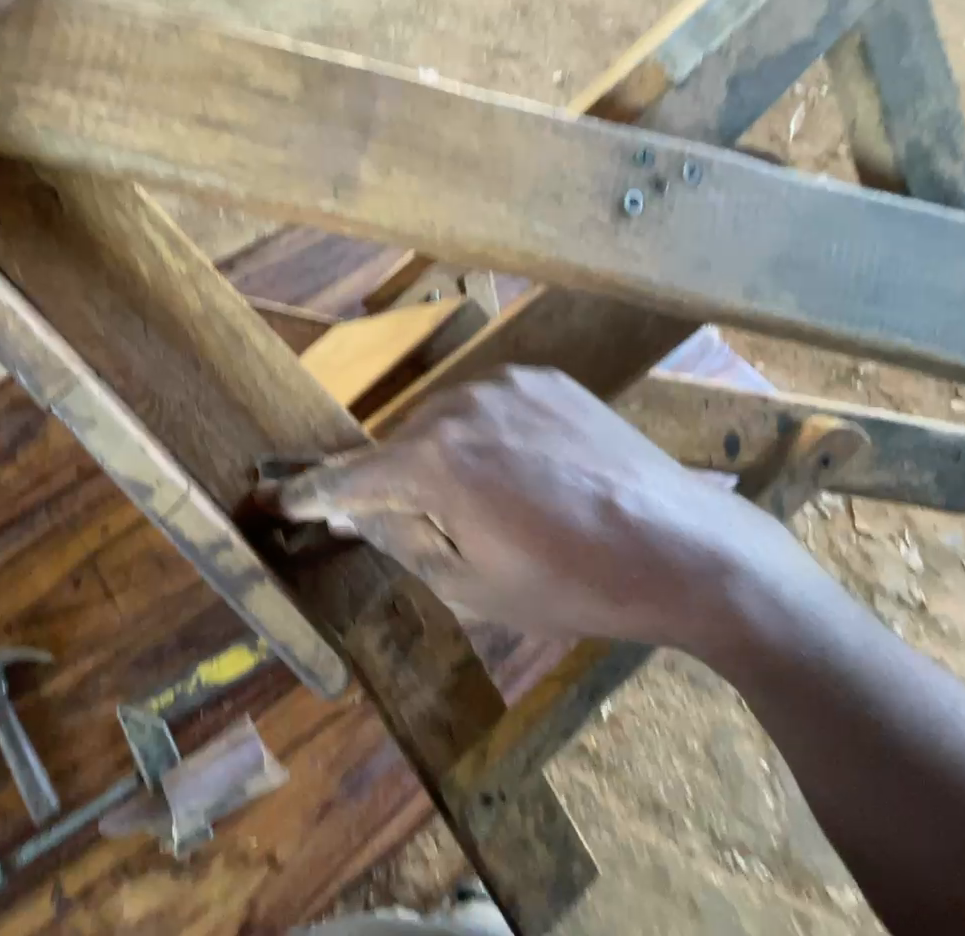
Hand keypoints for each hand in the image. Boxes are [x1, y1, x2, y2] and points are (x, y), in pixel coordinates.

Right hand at [270, 367, 815, 651]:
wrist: (687, 550)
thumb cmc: (572, 584)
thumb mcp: (470, 583)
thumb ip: (398, 538)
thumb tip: (350, 514)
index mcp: (433, 460)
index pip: (348, 477)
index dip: (310, 494)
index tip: (277, 498)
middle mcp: (459, 404)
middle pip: (397, 448)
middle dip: (392, 486)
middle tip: (412, 526)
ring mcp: (507, 384)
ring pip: (442, 424)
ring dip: (441, 460)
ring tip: (486, 505)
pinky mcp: (547, 380)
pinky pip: (488, 408)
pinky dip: (483, 438)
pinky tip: (521, 474)